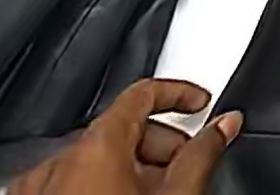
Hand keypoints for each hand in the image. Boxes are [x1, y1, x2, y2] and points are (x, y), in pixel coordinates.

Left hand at [8, 79, 242, 194]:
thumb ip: (204, 152)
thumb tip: (225, 124)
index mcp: (94, 148)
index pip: (144, 94)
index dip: (180, 93)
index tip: (200, 104)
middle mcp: (54, 169)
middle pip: (121, 130)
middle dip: (161, 143)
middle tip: (187, 164)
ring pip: (93, 163)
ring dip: (132, 170)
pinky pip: (69, 190)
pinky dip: (100, 191)